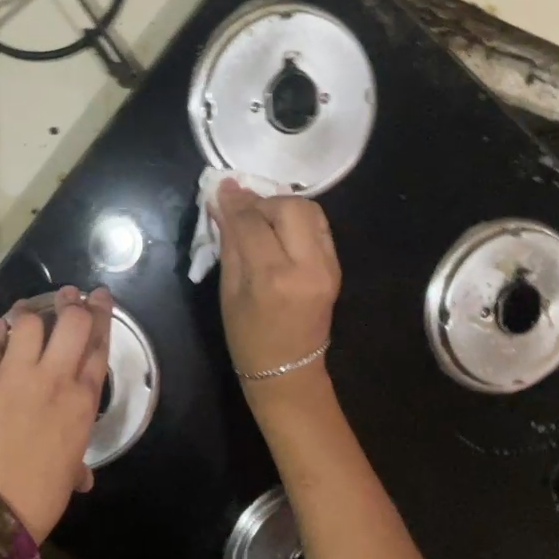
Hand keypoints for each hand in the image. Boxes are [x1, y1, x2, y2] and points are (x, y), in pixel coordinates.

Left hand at [0, 286, 113, 541]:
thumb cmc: (43, 494)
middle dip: (72, 303)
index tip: (99, 297)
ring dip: (31, 312)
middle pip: (72, 323)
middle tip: (69, 295)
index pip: (98, 346)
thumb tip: (82, 477)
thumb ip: (77, 462)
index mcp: (83, 401)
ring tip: (30, 310)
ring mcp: (16, 376)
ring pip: (29, 323)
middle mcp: (55, 379)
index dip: (101, 316)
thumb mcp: (70, 471)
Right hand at [214, 181, 340, 387]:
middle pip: (289, 207)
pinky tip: (280, 232)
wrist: (288, 370)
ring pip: (310, 211)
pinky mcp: (337, 266)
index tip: (222, 188)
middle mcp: (306, 266)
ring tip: (263, 221)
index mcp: (272, 278)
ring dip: (283, 207)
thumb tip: (224, 205)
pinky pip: (319, 227)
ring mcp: (327, 266)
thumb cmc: (247, 338)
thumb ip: (229, 245)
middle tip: (245, 213)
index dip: (234, 202)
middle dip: (263, 202)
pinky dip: (298, 221)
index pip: (252, 222)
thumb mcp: (228, 292)